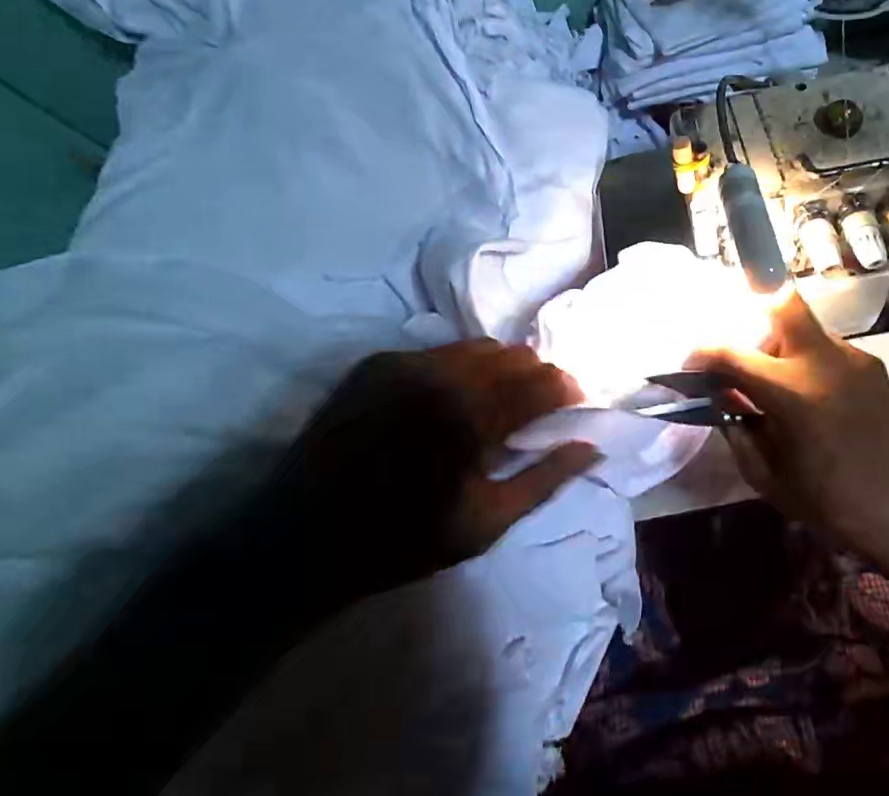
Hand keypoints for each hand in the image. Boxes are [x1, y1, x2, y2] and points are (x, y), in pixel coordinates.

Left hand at [291, 339, 597, 578]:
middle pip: (512, 355)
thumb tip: (590, 446)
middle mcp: (439, 374)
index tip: (575, 404)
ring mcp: (402, 363)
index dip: (567, 390)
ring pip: (475, 347)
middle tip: (539, 408)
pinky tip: (451, 401)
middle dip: (536, 377)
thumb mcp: (485, 524)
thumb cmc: (400, 542)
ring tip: (498, 402)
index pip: (541, 382)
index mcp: (470, 416)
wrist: (299, 539)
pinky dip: (459, 369)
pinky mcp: (375, 363)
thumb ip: (544, 479)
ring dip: (500, 368)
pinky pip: (437, 353)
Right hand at [689, 292, 888, 556]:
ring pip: (804, 327)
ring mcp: (851, 358)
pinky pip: (826, 347)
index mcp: (792, 394)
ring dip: (784, 348)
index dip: (703, 355)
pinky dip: (809, 362)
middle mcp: (823, 362)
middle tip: (750, 357)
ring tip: (784, 387)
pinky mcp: (870, 363)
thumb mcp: (765, 473)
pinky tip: (815, 396)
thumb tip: (719, 396)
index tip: (691, 365)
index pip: (733, 354)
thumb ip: (735, 427)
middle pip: (783, 303)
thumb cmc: (825, 500)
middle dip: (756, 318)